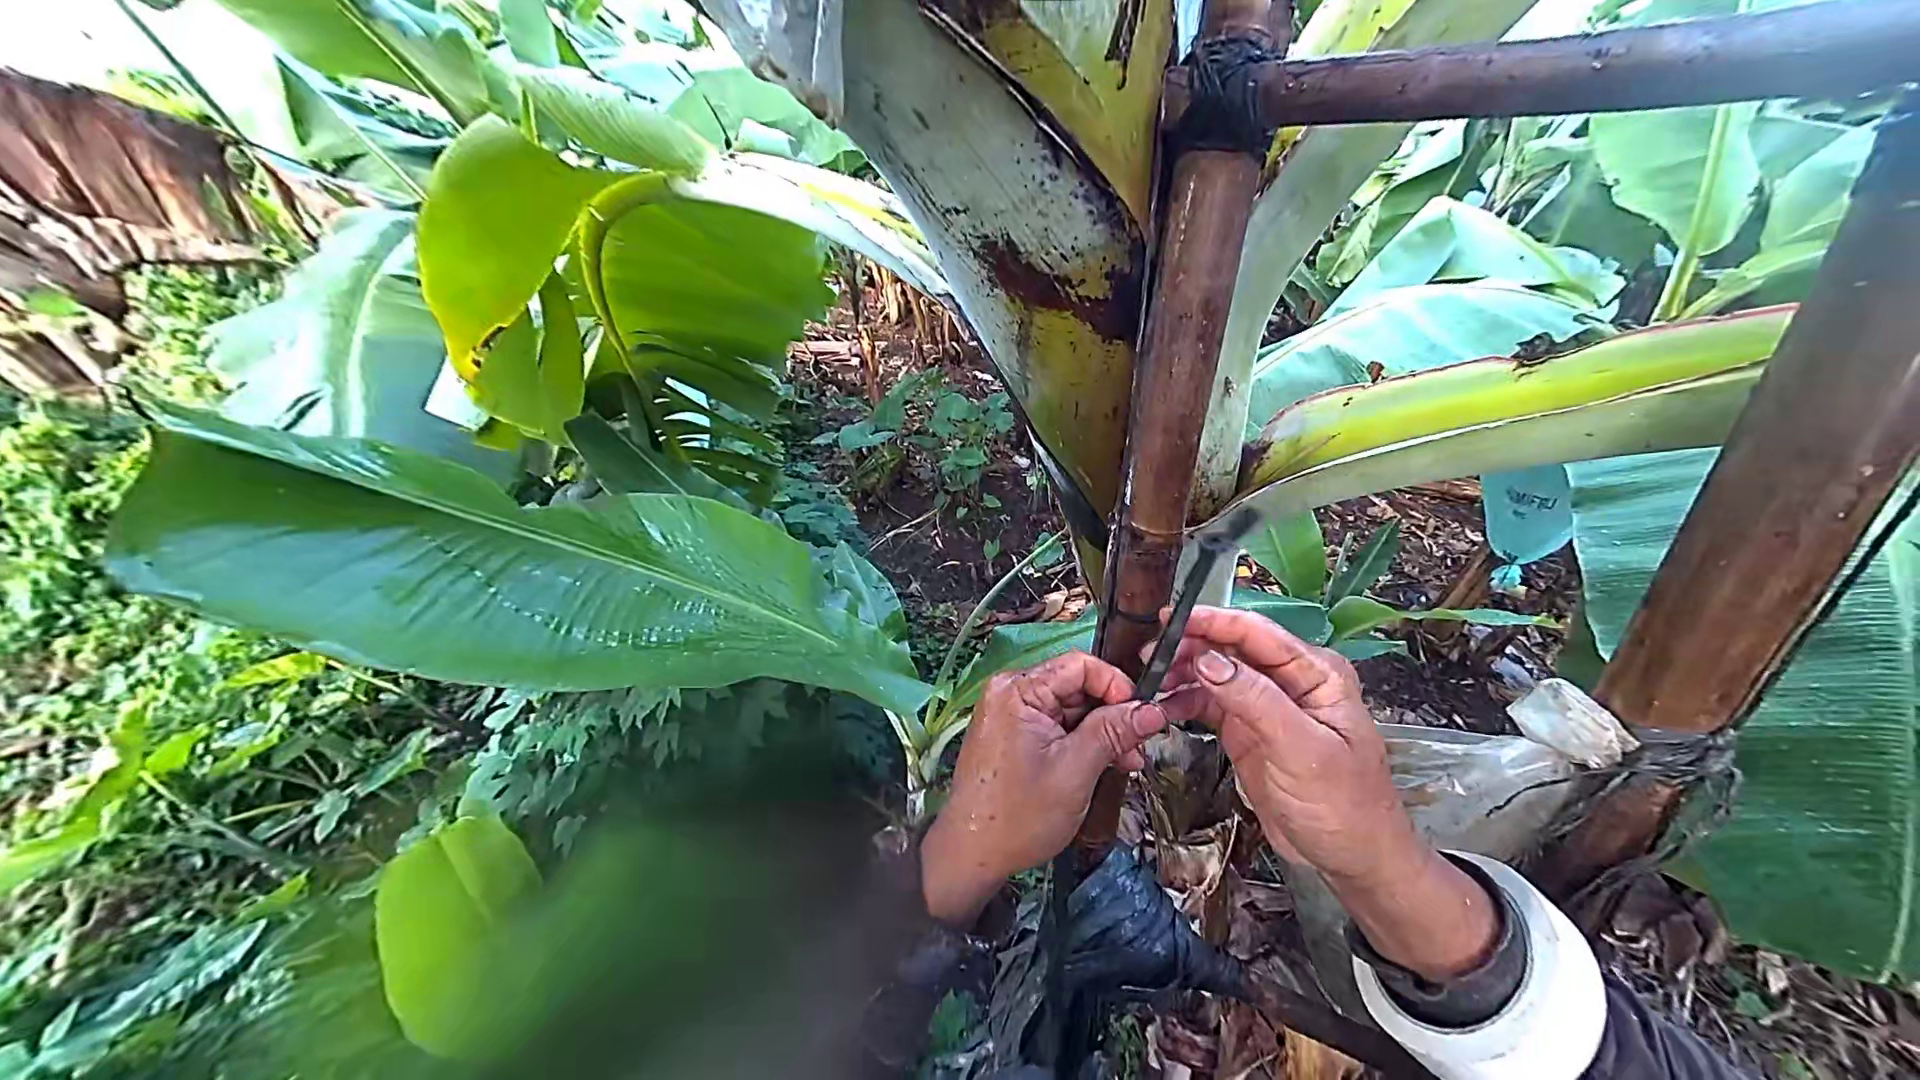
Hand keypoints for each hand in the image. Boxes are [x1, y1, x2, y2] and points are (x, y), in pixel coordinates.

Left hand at [921, 652, 1168, 925]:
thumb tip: (1153, 709)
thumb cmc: (1019, 815)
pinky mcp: (1013, 731)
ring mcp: (1010, 711)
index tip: (1142, 714)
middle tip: (1137, 748)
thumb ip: (1114, 732)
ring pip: (1071, 707)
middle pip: (1077, 685)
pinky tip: (1102, 763)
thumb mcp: (1076, 770)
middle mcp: (1010, 691)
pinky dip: (1081, 741)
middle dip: (1112, 714)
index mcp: (1018, 689)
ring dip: (1101, 731)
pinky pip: (1057, 723)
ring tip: (1125, 762)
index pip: (1080, 664)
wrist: (974, 853)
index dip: (1116, 686)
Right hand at [1154, 607, 1498, 979]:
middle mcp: (1287, 679)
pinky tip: (1162, 705)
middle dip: (1189, 646)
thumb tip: (1206, 659)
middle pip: (1229, 648)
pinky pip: (1207, 702)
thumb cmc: (1342, 805)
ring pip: (1213, 672)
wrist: (1352, 860)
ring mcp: (1264, 702)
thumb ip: (1255, 700)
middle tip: (1151, 655)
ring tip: (1151, 679)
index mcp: (1314, 672)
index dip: (1211, 621)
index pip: (1256, 632)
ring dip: (1182, 672)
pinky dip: (1183, 700)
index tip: (1170, 619)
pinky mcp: (1244, 727)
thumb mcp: (1301, 749)